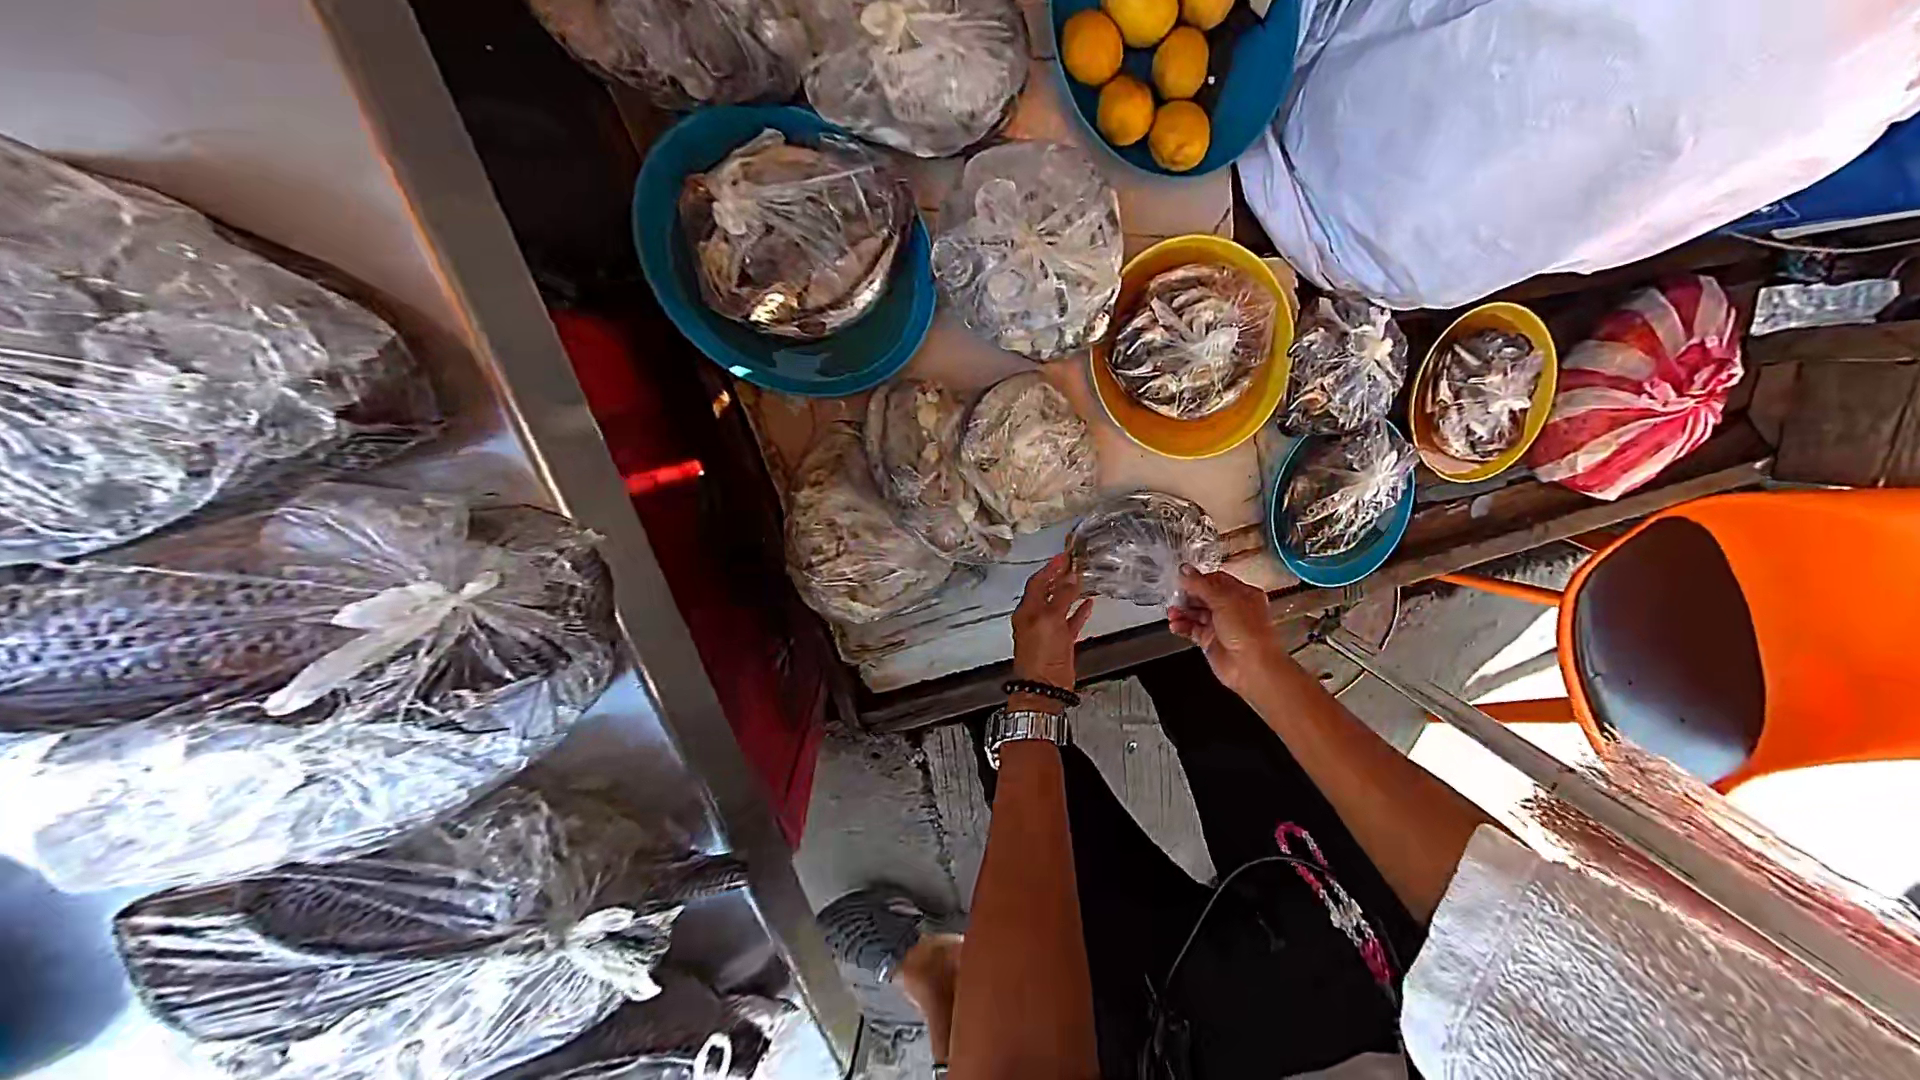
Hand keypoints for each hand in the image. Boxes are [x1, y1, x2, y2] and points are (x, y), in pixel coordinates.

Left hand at [1011, 553, 1094, 692]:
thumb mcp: (1050, 620)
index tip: (1063, 557)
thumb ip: (1061, 598)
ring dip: (1071, 592)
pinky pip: (1071, 622)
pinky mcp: (1061, 642)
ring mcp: (1048, 630)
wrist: (1044, 687)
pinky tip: (1089, 603)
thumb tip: (1071, 579)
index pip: (1037, 582)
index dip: (1050, 568)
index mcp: (1027, 610)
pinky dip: (1079, 612)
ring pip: (1060, 605)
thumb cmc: (1041, 653)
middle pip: (1048, 591)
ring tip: (1083, 578)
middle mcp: (1036, 617)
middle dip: (1060, 577)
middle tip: (1074, 563)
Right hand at [1167, 565, 1287, 697]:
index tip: (1182, 579)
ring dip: (1182, 611)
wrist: (1252, 667)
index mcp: (1242, 594)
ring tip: (1172, 612)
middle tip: (1175, 596)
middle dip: (1187, 596)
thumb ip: (1200, 585)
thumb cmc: (1250, 633)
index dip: (1198, 580)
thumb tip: (1185, 571)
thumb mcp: (1223, 600)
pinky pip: (1191, 630)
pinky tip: (1175, 625)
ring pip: (1196, 613)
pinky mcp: (1210, 641)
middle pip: (1203, 597)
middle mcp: (1232, 609)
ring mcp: (1221, 626)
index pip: (1216, 581)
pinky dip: (1182, 626)